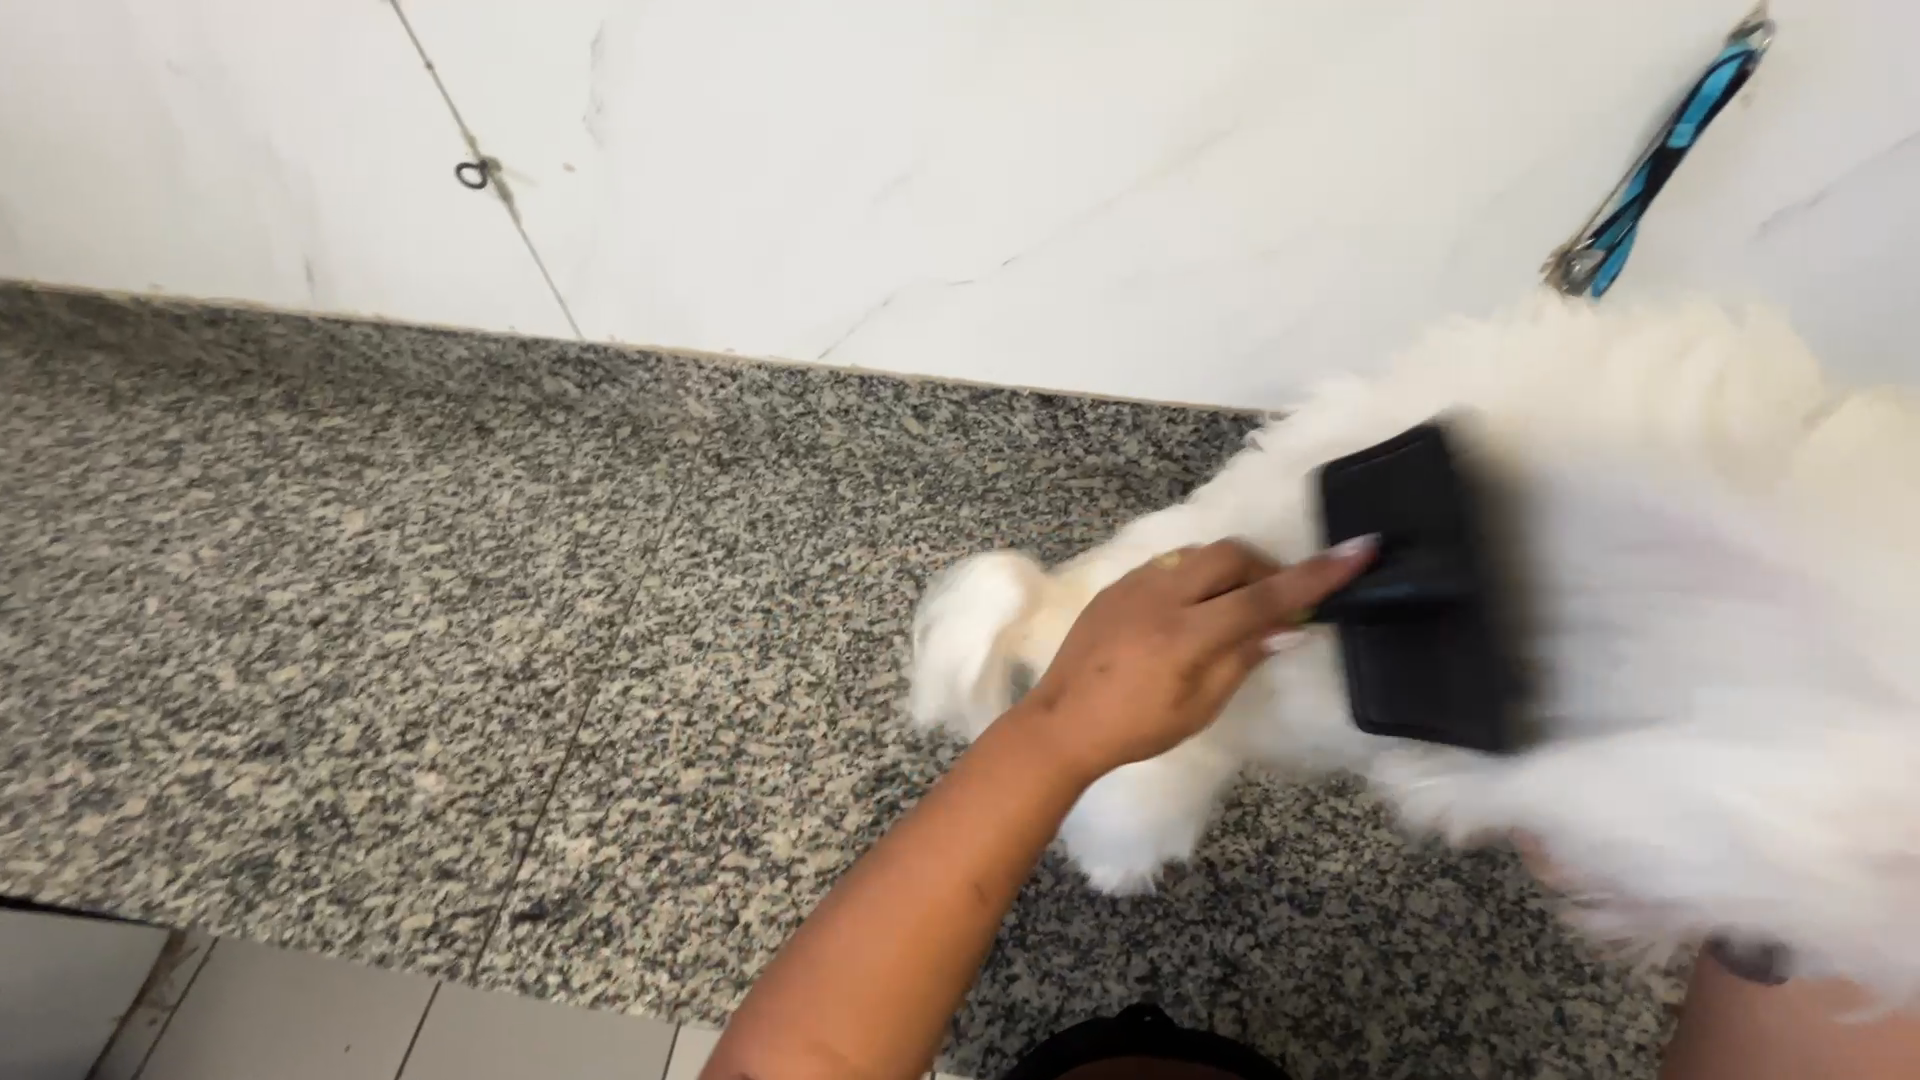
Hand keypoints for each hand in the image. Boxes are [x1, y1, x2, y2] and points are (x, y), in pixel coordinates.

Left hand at [1008, 535, 1376, 781]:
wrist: (1062, 720)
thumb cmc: (1135, 727)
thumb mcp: (1199, 706)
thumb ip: (1242, 658)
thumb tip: (1286, 627)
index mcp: (1185, 634)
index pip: (1263, 596)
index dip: (1315, 575)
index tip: (1358, 550)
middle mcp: (1159, 596)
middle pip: (1229, 555)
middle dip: (1263, 568)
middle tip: (1274, 600)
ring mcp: (1132, 586)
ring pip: (1196, 554)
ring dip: (1226, 570)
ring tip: (1231, 606)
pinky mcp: (1113, 586)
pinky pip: (1166, 564)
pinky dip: (1192, 576)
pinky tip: (1190, 608)